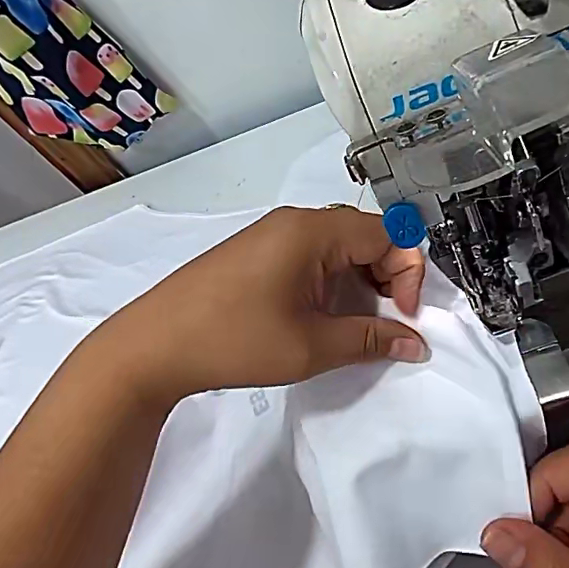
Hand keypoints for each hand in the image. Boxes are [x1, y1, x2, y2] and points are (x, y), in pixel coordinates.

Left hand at [79, 206, 428, 405]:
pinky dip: (333, 278)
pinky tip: (321, 313)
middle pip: (366, 235)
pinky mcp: (259, 250)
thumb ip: (371, 340)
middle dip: (388, 276)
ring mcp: (273, 233)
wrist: (153, 345)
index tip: (404, 316)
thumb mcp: (311, 346)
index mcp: (312, 231)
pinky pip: (314, 253)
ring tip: (352, 321)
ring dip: (361, 279)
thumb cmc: (232, 340)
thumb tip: (415, 343)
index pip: (388, 234)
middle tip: (383, 320)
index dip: (409, 273)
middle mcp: (295, 221)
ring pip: (341, 245)